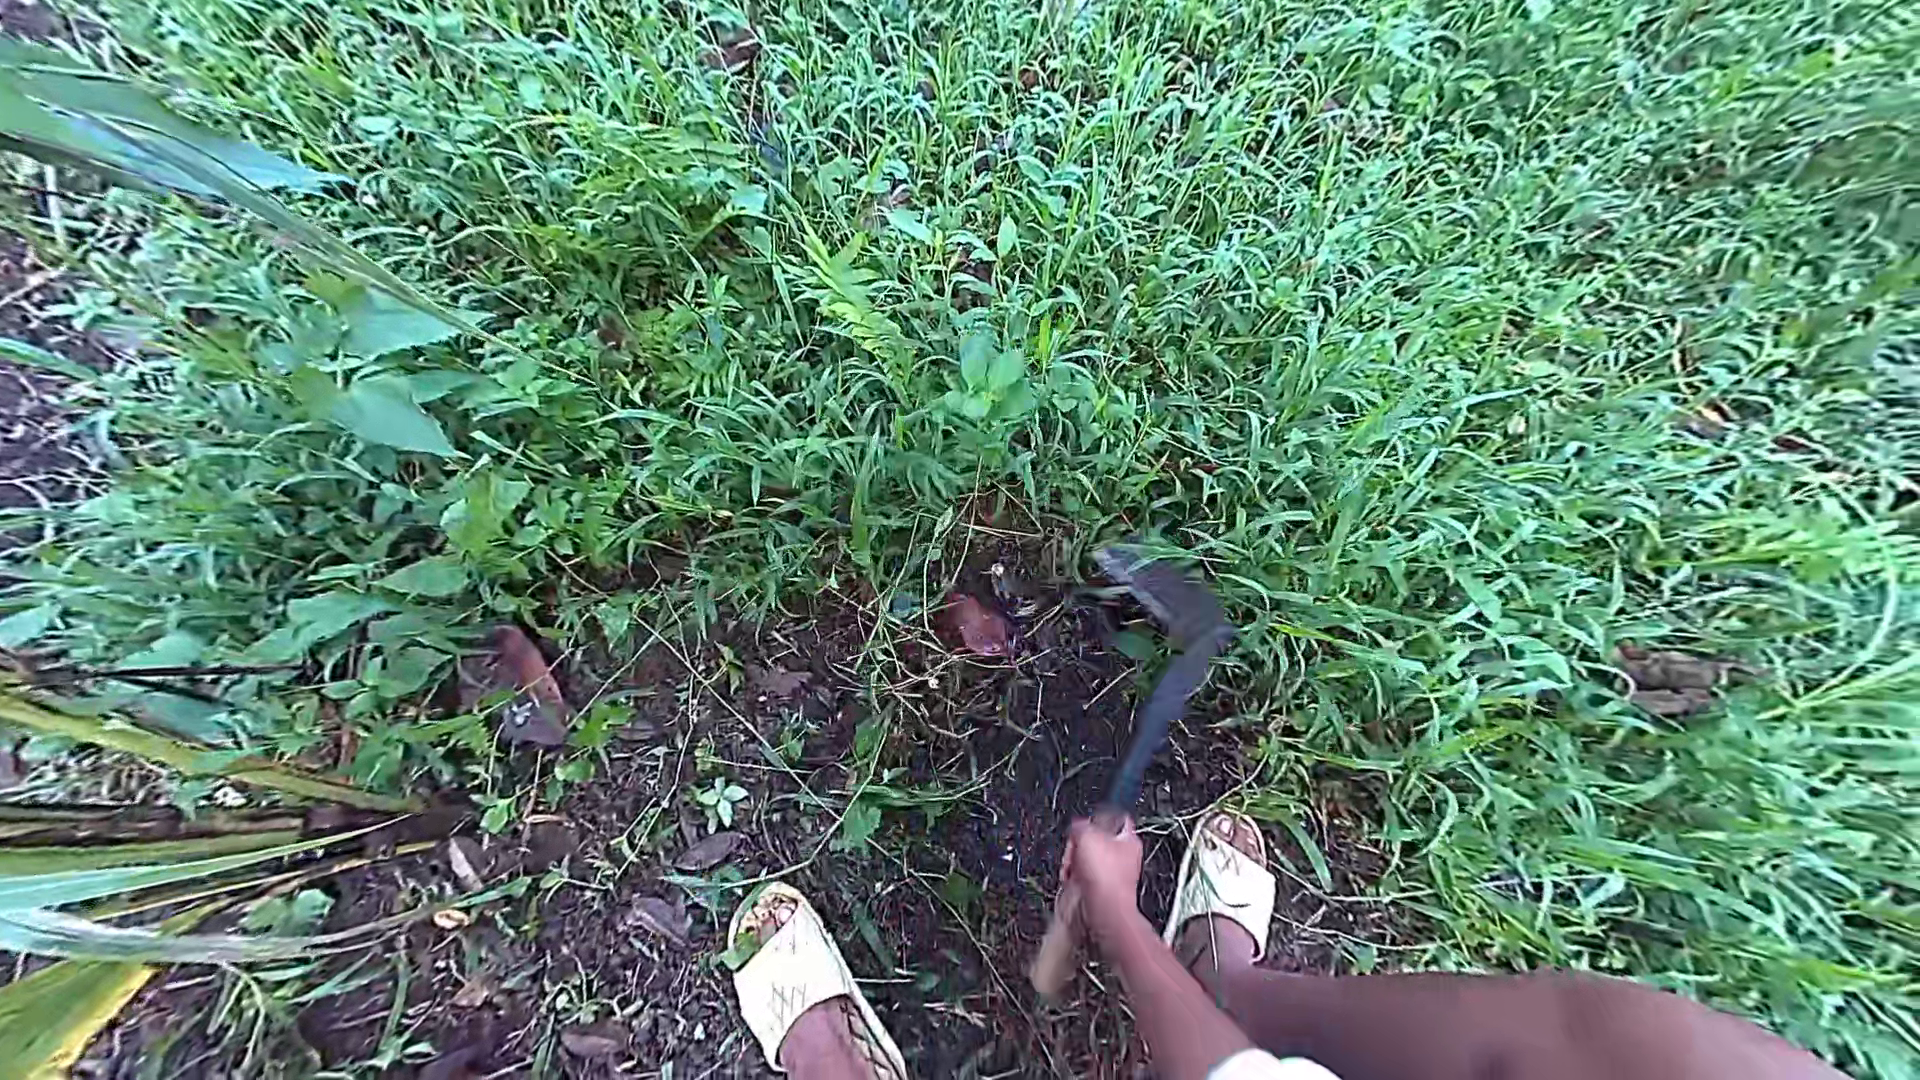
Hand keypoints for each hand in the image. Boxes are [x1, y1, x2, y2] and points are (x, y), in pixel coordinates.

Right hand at [1061, 815, 1144, 941]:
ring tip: (1073, 868)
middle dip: (1079, 844)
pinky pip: (1080, 877)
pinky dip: (1072, 878)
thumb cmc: (1106, 877)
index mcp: (1129, 840)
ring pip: (1084, 859)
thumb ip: (1081, 825)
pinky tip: (1072, 880)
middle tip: (1076, 849)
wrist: (1103, 913)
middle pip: (1094, 840)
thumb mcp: (1087, 834)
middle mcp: (1124, 858)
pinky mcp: (1099, 891)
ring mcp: (1111, 876)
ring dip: (1073, 862)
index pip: (1115, 820)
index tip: (1088, 821)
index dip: (1099, 818)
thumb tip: (1076, 828)